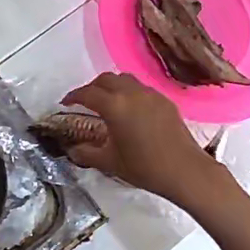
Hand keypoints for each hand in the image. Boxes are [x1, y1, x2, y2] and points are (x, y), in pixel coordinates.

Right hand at [61, 72, 226, 205]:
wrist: (185, 171)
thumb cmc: (144, 167)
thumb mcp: (109, 162)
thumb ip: (86, 153)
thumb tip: (72, 150)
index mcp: (114, 106)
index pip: (87, 93)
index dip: (72, 96)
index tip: (65, 103)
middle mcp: (132, 94)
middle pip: (106, 79)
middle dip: (91, 87)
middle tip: (84, 100)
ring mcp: (151, 95)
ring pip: (125, 80)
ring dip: (111, 86)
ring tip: (106, 101)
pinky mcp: (165, 101)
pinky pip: (141, 88)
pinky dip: (129, 92)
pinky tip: (129, 110)